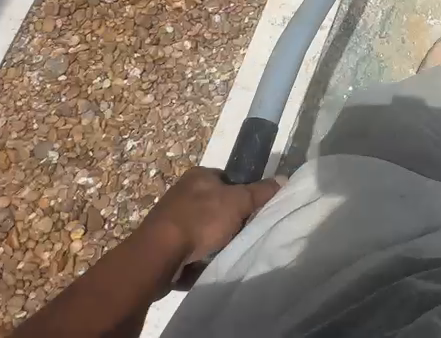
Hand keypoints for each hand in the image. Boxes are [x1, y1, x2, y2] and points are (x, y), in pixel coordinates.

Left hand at [136, 167, 284, 269]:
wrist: (157, 256)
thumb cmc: (200, 219)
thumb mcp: (238, 202)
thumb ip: (261, 192)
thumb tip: (284, 179)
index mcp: (198, 175)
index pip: (227, 179)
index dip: (240, 194)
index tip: (248, 212)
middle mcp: (181, 193)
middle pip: (215, 205)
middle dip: (226, 221)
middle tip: (238, 232)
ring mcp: (169, 219)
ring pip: (201, 228)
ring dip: (211, 241)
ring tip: (222, 251)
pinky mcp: (160, 244)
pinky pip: (186, 248)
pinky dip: (195, 257)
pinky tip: (203, 264)